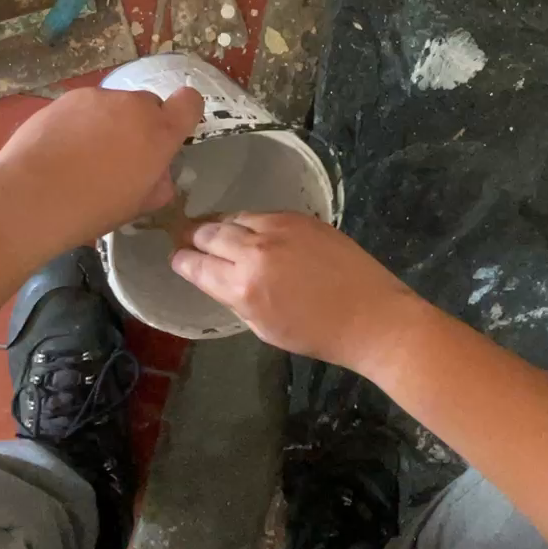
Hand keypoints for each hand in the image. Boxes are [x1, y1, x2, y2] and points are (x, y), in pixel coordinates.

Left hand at [0, 86, 203, 244]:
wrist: (30, 197)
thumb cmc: (92, 209)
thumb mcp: (137, 206)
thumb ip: (157, 184)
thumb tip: (156, 174)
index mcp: (159, 133)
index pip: (189, 102)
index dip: (183, 114)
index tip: (170, 133)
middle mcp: (132, 106)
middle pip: (147, 106)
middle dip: (140, 126)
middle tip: (119, 159)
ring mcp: (96, 98)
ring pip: (113, 106)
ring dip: (108, 124)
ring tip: (83, 158)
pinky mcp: (65, 99)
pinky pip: (83, 108)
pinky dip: (79, 124)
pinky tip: (60, 151)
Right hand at [170, 212, 429, 373]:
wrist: (371, 315)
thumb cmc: (317, 334)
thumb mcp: (264, 327)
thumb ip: (235, 298)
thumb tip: (215, 277)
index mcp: (243, 288)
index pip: (196, 266)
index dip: (182, 261)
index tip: (176, 258)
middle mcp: (255, 252)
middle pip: (209, 233)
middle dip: (195, 237)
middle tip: (190, 239)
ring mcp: (279, 228)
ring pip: (234, 217)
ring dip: (221, 226)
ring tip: (216, 232)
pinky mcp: (299, 217)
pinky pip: (261, 214)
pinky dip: (250, 222)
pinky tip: (251, 231)